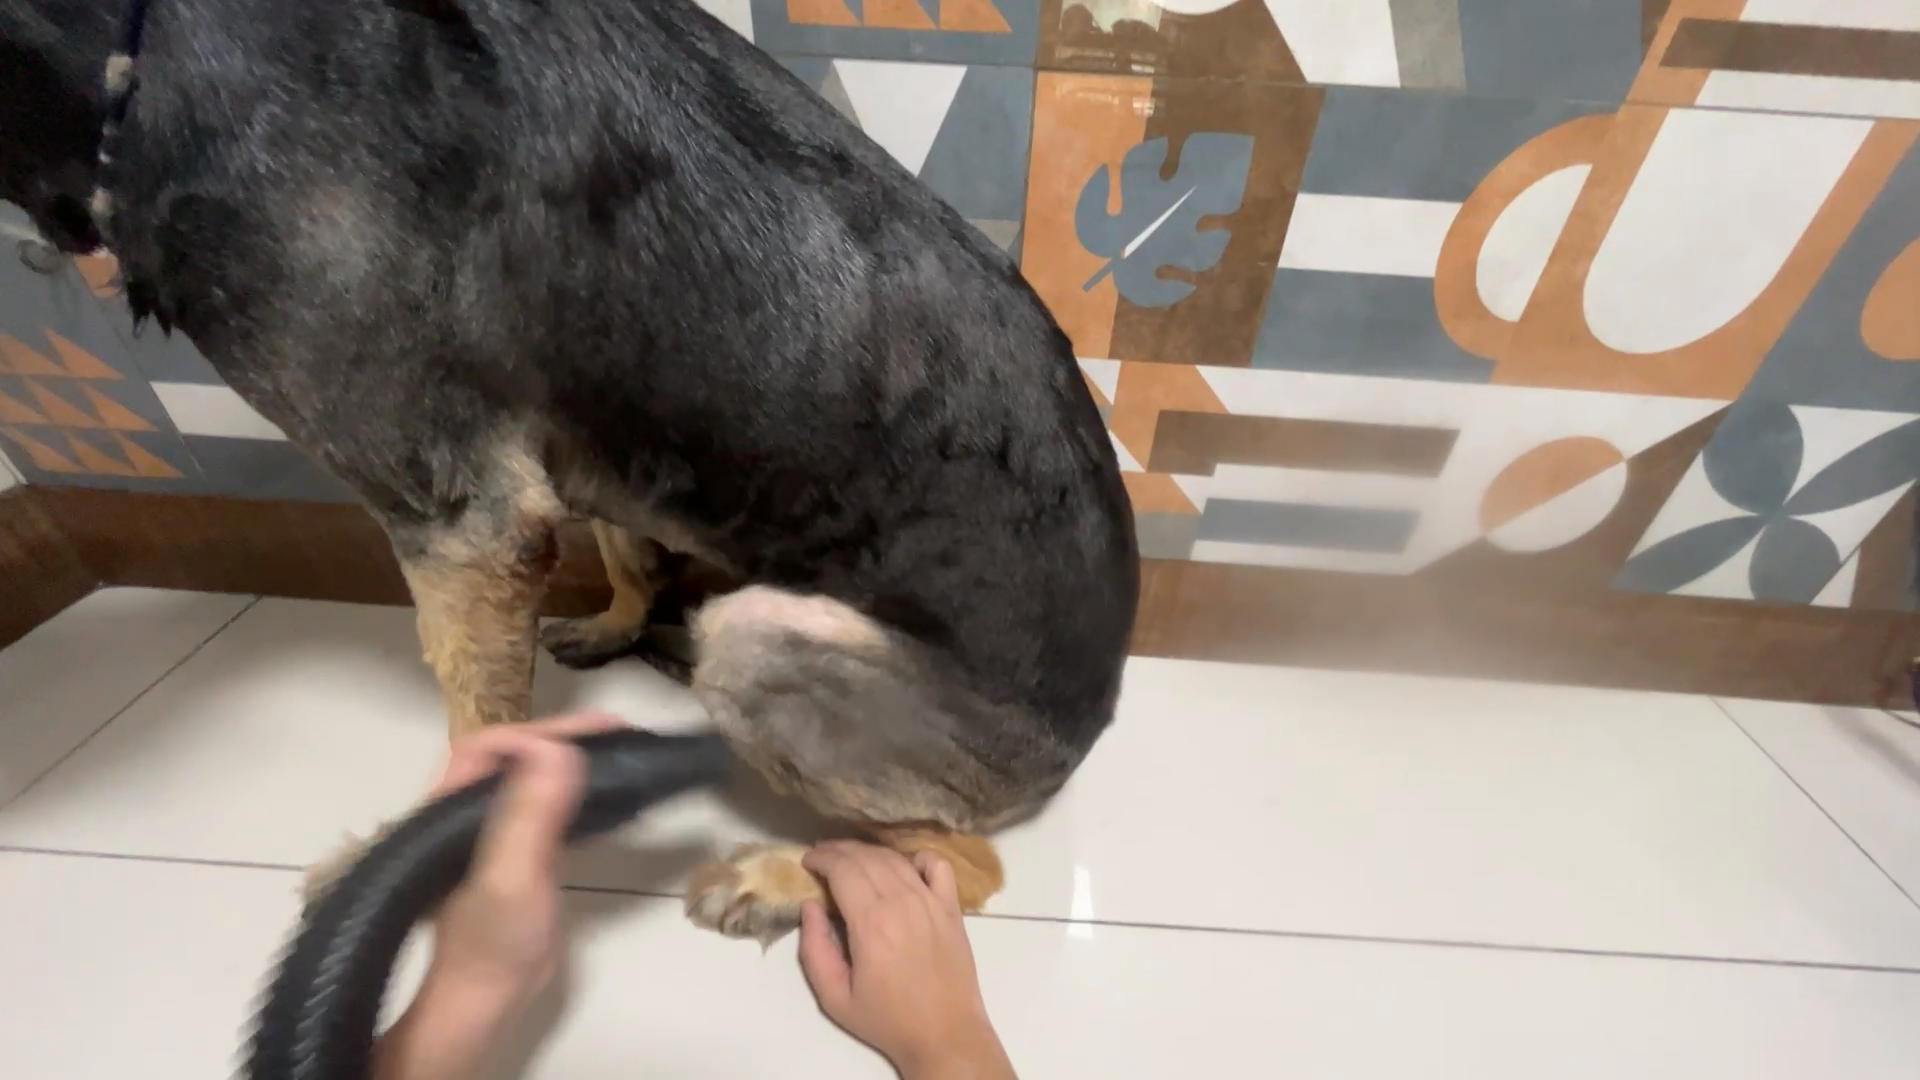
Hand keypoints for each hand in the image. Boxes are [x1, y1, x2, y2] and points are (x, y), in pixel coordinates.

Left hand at [374, 712, 621, 1079]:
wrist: (491, 1001)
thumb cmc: (494, 942)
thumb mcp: (511, 876)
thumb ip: (528, 815)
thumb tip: (560, 751)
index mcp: (449, 814)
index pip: (486, 748)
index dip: (536, 734)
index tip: (588, 734)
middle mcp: (468, 815)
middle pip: (515, 755)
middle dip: (564, 737)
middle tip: (615, 729)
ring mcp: (497, 834)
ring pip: (536, 775)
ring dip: (577, 758)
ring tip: (621, 748)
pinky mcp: (525, 852)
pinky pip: (554, 805)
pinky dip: (585, 791)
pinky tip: (617, 794)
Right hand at [798, 842, 1015, 1079]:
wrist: (944, 1033)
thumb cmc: (887, 1019)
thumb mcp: (835, 998)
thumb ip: (814, 949)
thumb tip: (809, 906)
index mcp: (871, 923)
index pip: (843, 869)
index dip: (822, 857)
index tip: (808, 860)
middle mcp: (902, 901)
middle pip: (866, 857)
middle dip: (839, 850)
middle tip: (823, 856)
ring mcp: (930, 899)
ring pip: (895, 857)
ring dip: (869, 851)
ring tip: (852, 858)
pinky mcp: (951, 904)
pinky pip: (936, 864)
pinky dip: (917, 856)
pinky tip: (903, 866)